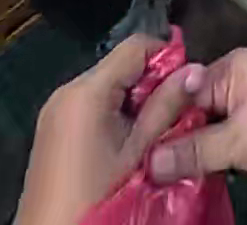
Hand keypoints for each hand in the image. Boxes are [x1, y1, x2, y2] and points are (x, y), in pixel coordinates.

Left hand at [17, 35, 204, 224]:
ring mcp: (55, 109)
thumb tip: (195, 70)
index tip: (186, 84)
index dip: (166, 57)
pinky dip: (113, 111)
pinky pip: (91, 103)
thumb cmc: (99, 200)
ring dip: (133, 98)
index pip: (136, 46)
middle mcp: (67, 89)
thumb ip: (168, 105)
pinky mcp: (51, 128)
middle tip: (172, 112)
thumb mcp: (141, 152)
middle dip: (150, 81)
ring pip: (108, 83)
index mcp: (87, 90)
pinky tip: (124, 143)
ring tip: (149, 131)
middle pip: (121, 64)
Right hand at [148, 49, 246, 186]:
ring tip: (157, 179)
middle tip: (141, 170)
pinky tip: (190, 178)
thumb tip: (150, 162)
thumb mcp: (239, 140)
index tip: (133, 150)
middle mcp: (238, 79)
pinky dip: (213, 156)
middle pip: (195, 108)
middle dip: (174, 137)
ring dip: (193, 151)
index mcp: (230, 68)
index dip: (159, 120)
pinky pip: (227, 139)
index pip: (182, 91)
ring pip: (210, 126)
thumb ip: (195, 150)